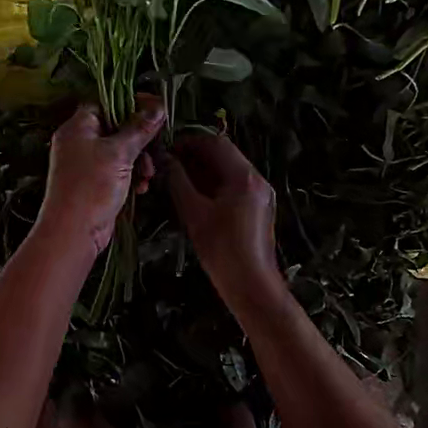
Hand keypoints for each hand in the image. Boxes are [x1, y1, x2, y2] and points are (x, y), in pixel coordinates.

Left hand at [39, 95, 165, 254]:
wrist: (73, 231)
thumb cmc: (92, 187)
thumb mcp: (119, 153)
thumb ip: (139, 128)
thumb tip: (158, 106)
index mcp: (78, 126)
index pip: (105, 101)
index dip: (130, 103)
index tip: (154, 109)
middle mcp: (79, 142)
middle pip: (116, 127)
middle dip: (140, 138)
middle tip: (155, 148)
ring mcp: (85, 163)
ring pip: (119, 151)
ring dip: (139, 160)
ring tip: (148, 174)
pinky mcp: (94, 183)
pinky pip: (117, 170)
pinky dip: (131, 175)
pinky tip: (141, 188)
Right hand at [165, 132, 278, 295]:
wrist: (252, 285)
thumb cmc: (222, 250)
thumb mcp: (193, 214)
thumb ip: (178, 182)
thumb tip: (166, 160)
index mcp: (243, 176)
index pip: (215, 142)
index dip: (188, 142)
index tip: (167, 152)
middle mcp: (257, 179)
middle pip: (224, 155)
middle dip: (196, 157)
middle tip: (170, 167)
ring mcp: (261, 194)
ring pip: (229, 171)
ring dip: (204, 172)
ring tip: (179, 183)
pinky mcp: (259, 209)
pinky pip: (235, 187)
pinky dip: (215, 186)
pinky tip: (197, 199)